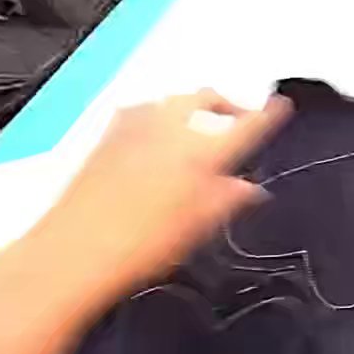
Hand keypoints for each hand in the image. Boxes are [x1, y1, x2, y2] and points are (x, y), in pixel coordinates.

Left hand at [0, 91, 290, 314]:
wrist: (71, 255)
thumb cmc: (143, 242)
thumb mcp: (205, 223)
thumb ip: (233, 197)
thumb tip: (249, 188)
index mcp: (204, 149)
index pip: (249, 123)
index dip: (270, 113)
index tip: (281, 106)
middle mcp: (172, 129)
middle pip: (208, 98)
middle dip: (228, 105)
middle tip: (240, 120)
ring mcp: (135, 129)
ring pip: (173, 101)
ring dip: (193, 107)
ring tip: (201, 125)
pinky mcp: (106, 139)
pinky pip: (142, 112)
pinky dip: (159, 116)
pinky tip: (158, 133)